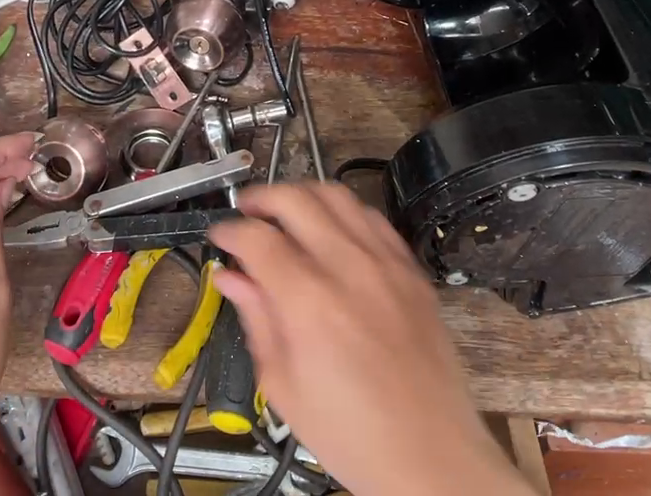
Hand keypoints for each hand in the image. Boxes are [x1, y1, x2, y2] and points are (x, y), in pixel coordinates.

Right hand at [208, 183, 539, 495]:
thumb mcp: (284, 386)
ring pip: (337, 195)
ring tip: (284, 213)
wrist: (431, 456)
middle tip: (245, 212)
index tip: (219, 236)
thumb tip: (230, 278)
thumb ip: (256, 318)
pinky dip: (344, 211)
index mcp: (309, 302)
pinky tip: (331, 229)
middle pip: (295, 199)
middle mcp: (349, 269)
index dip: (229, 230)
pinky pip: (373, 218)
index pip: (256, 237)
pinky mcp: (412, 271)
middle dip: (260, 198)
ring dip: (302, 195)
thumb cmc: (354, 434)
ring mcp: (386, 264)